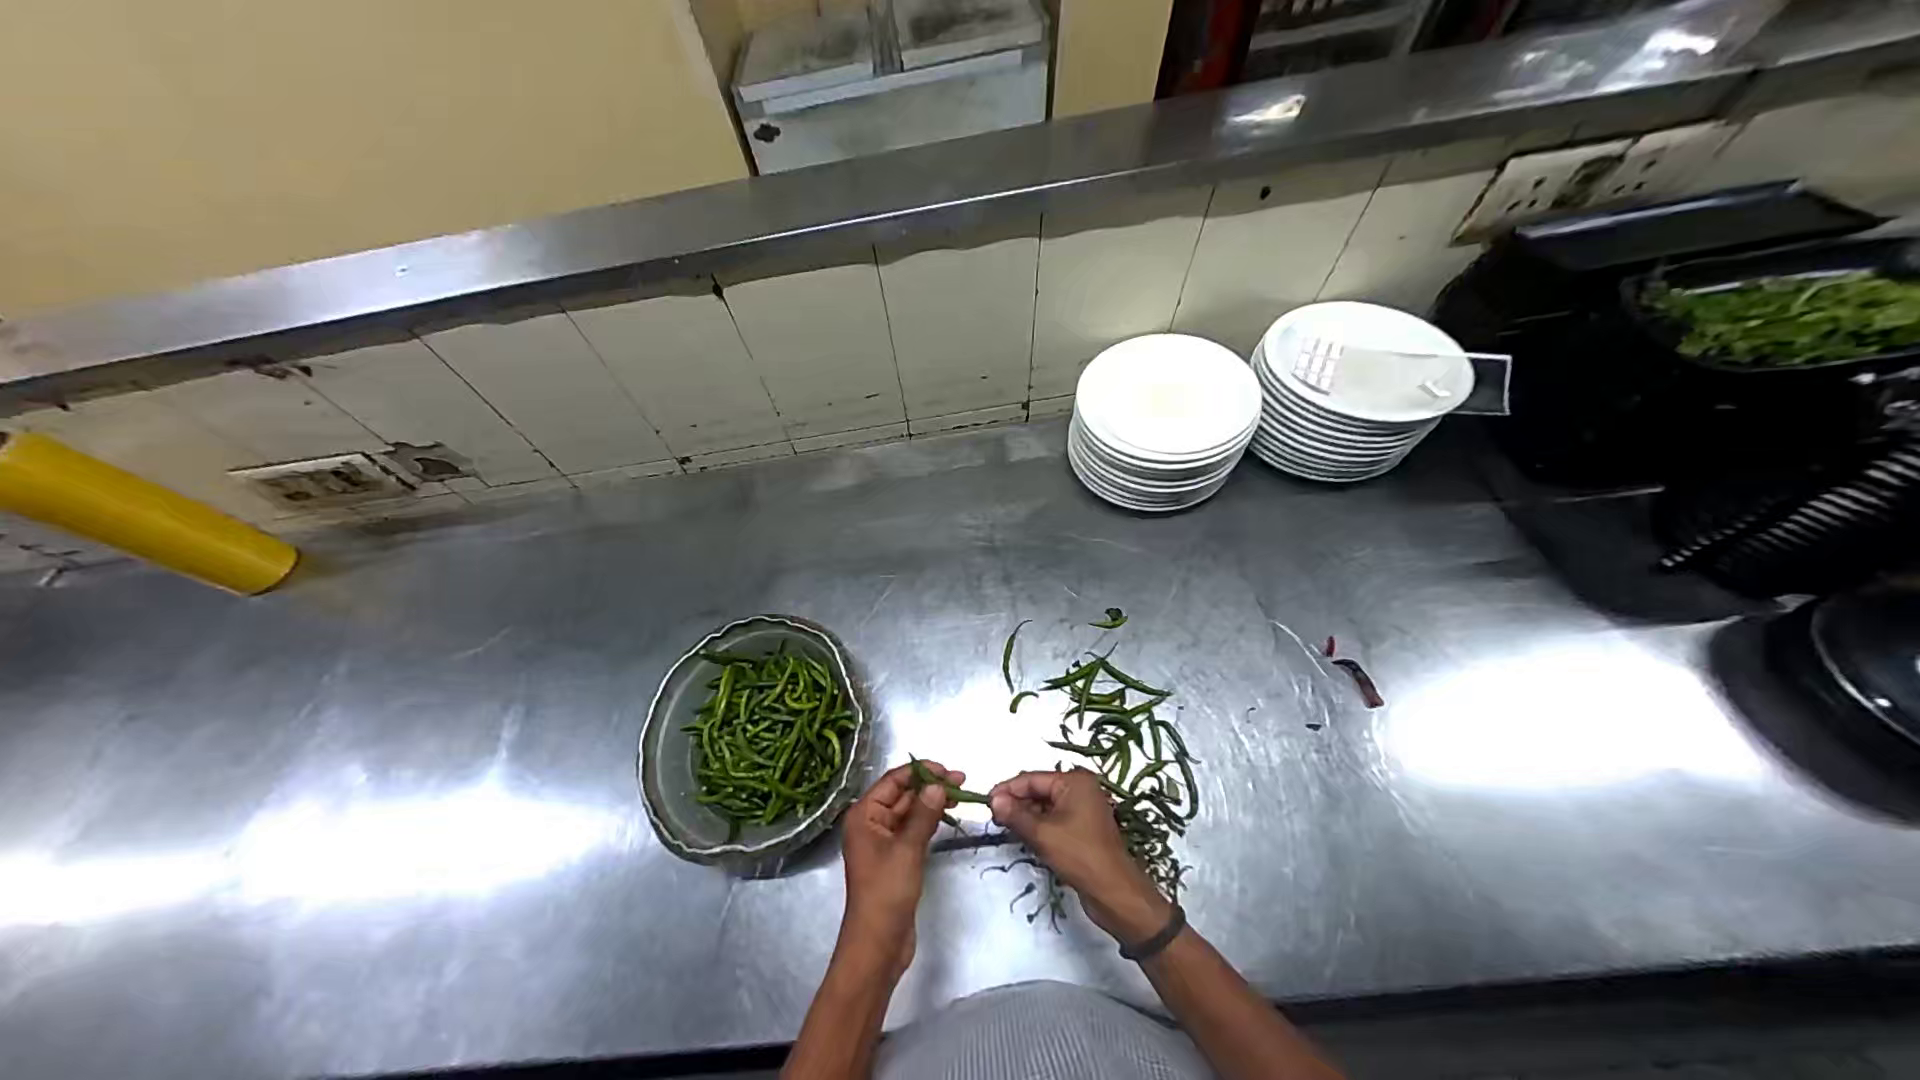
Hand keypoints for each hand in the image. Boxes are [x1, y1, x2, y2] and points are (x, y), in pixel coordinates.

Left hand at [838, 760, 960, 978]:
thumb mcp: (907, 849)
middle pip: (903, 794)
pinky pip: (913, 829)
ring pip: (910, 811)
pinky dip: (930, 820)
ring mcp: (883, 841)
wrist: (878, 944)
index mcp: (863, 814)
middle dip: (930, 786)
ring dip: (932, 802)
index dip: (921, 772)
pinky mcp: (895, 857)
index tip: (949, 770)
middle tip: (962, 782)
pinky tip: (948, 816)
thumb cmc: (886, 893)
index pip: (894, 781)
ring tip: (960, 796)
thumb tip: (938, 785)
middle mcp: (870, 823)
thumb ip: (923, 814)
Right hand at [988, 769, 1172, 944]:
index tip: (986, 803)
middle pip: (1039, 790)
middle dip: (1016, 803)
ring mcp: (1083, 808)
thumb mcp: (1042, 833)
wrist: (1114, 892)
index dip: (1007, 789)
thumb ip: (1015, 814)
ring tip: (1005, 828)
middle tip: (994, 818)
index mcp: (1074, 781)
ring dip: (1025, 816)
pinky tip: (1023, 836)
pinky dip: (1038, 826)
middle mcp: (1080, 789)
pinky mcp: (1082, 828)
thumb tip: (994, 800)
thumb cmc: (1079, 855)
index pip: (1032, 778)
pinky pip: (1054, 819)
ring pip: (1045, 806)